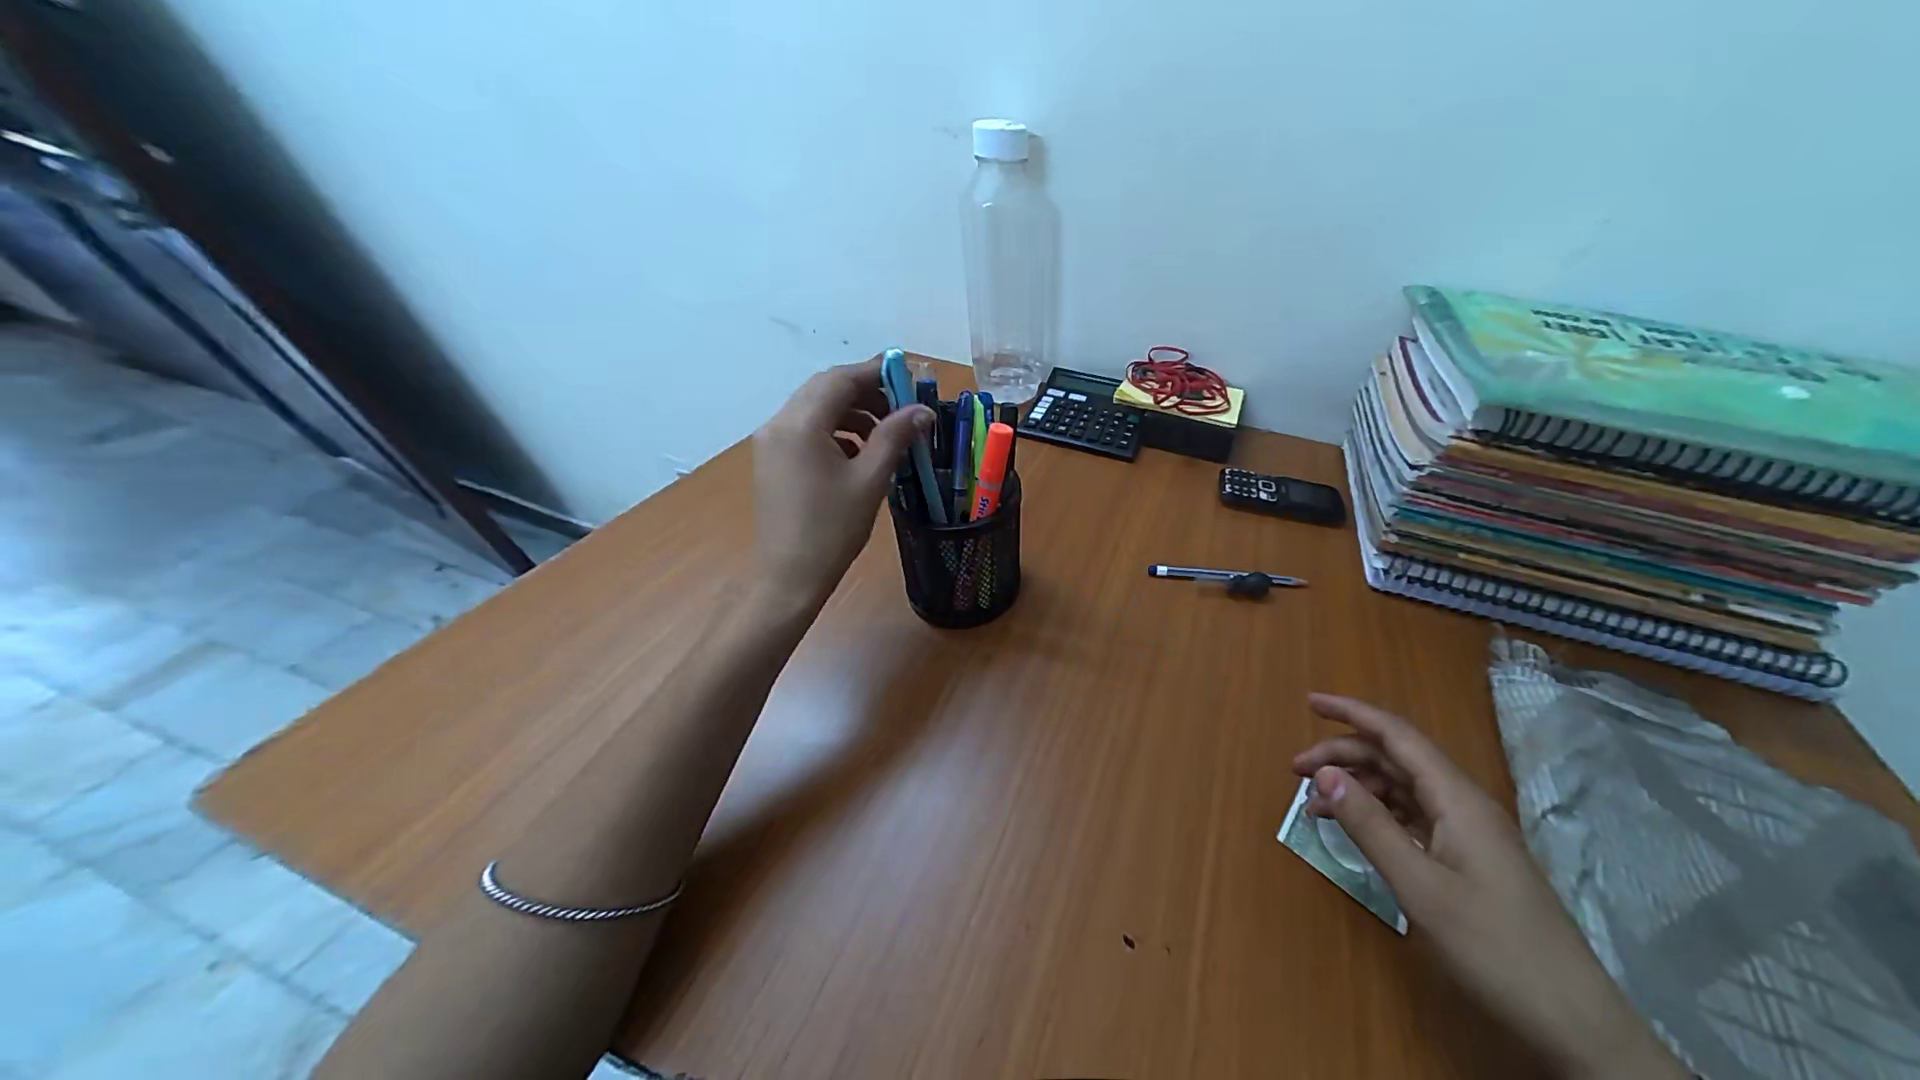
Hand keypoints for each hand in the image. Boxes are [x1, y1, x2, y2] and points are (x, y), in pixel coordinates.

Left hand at [750, 356, 933, 615]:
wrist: (790, 578)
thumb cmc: (833, 530)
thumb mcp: (870, 480)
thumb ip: (895, 436)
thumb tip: (922, 410)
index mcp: (800, 424)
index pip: (840, 379)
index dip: (876, 372)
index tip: (908, 374)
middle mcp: (779, 424)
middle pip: (824, 389)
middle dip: (865, 391)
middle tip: (900, 406)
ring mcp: (771, 443)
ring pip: (814, 408)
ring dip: (850, 412)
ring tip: (884, 434)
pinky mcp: (772, 461)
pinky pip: (805, 430)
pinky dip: (834, 431)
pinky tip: (858, 453)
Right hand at [1293, 694, 1686, 1079]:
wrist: (1571, 1020)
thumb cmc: (1493, 946)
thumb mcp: (1419, 885)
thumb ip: (1369, 825)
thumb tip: (1324, 773)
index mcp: (1457, 799)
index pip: (1397, 735)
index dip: (1352, 712)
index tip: (1309, 702)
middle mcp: (1463, 805)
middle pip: (1394, 759)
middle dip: (1342, 755)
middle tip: (1294, 772)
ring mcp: (1467, 833)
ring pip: (1400, 788)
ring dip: (1355, 787)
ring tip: (1314, 805)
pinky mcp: (1466, 859)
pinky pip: (1410, 817)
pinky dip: (1374, 814)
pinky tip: (1350, 829)